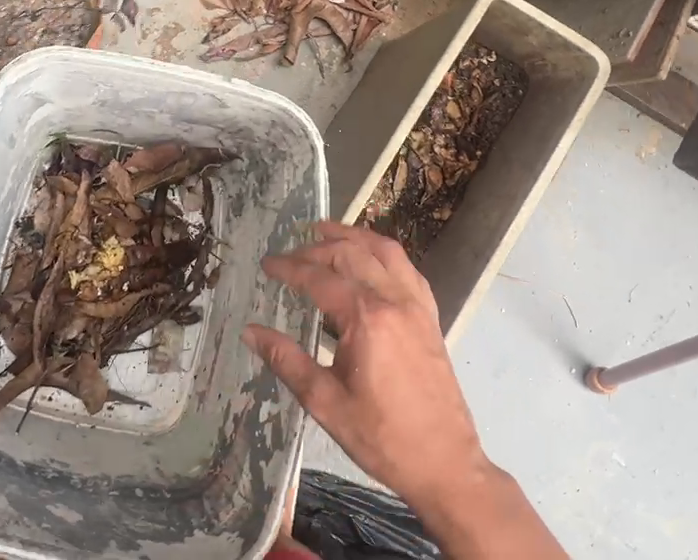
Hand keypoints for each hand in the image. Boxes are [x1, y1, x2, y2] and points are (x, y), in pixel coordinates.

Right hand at [243, 221, 484, 507]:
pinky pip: (407, 270)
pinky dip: (383, 254)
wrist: (446, 465)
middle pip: (350, 255)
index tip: (266, 265)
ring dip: (352, 237)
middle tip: (289, 255)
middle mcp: (394, 301)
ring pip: (384, 252)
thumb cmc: (382, 438)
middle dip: (315, 248)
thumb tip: (250, 331)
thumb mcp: (325, 403)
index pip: (320, 278)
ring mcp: (418, 307)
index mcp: (366, 320)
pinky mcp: (431, 318)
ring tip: (325, 233)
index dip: (289, 268)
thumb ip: (286, 361)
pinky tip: (369, 260)